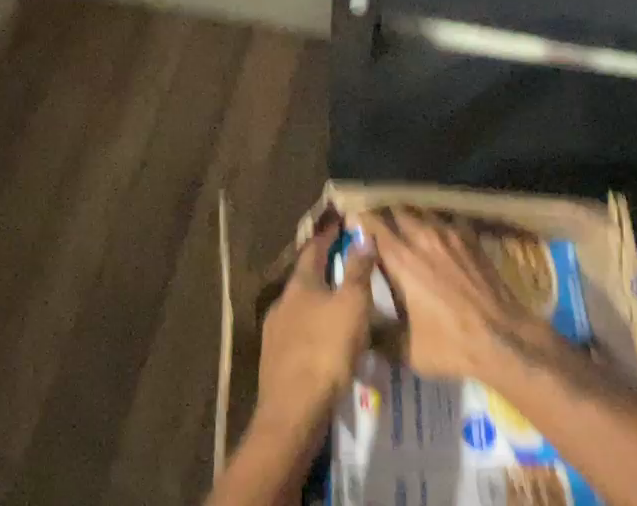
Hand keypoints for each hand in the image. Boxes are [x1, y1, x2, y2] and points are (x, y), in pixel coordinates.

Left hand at [254, 222, 374, 432]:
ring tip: (339, 305)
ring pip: (300, 307)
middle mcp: (282, 302)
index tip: (340, 226)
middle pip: (305, 278)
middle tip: (345, 265)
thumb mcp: (352, 305)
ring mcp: (274, 332)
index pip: (313, 250)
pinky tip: (324, 341)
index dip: (328, 236)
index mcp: (300, 284)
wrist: (294, 410)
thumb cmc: (326, 349)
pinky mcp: (274, 360)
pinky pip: (298, 333)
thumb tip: (363, 237)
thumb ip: (358, 271)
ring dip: (318, 302)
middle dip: (323, 270)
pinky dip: (313, 328)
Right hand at [353, 209, 554, 380]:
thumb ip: (377, 334)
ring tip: (405, 227)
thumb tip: (357, 328)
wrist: (503, 340)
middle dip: (384, 214)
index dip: (359, 221)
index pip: (373, 225)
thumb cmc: (449, 345)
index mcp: (401, 259)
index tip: (351, 222)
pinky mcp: (472, 239)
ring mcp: (451, 235)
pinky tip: (438, 236)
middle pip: (397, 211)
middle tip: (376, 224)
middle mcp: (423, 237)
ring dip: (410, 216)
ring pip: (422, 212)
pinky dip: (437, 223)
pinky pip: (448, 220)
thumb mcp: (404, 349)